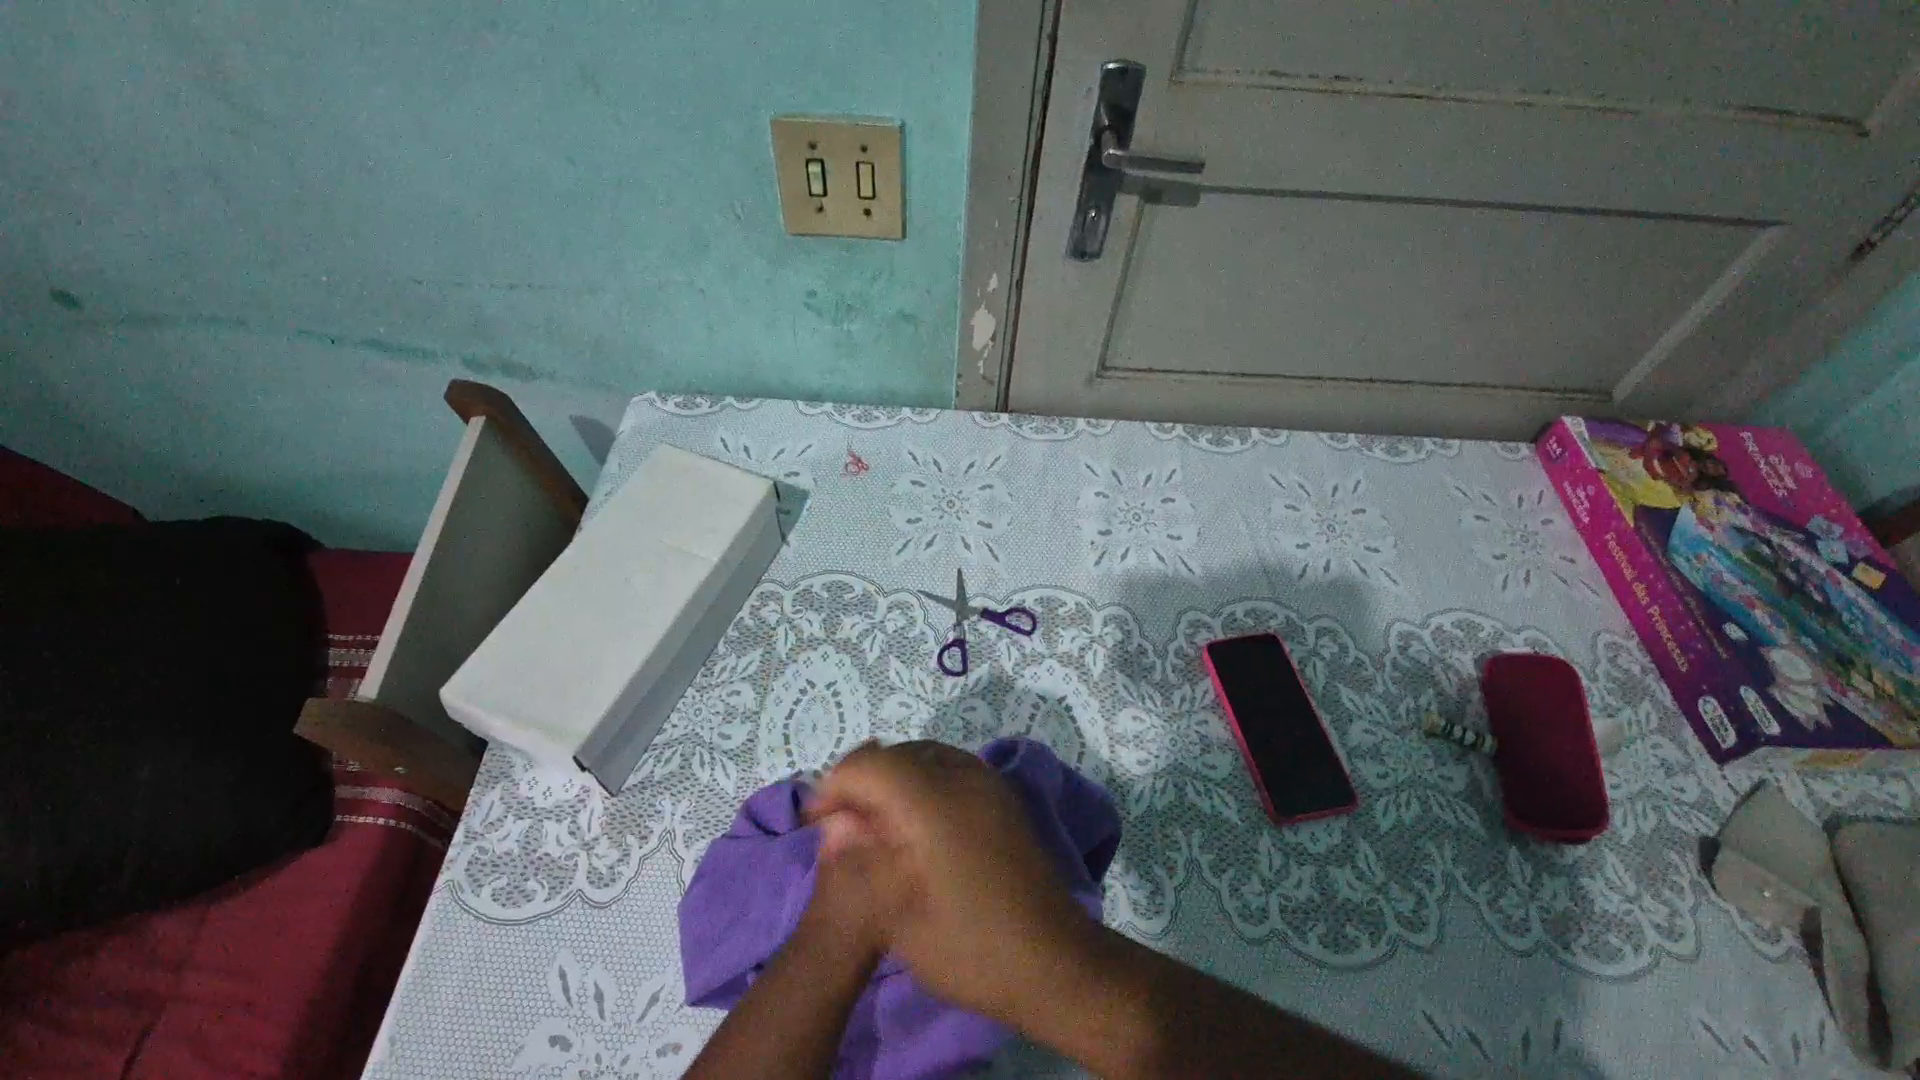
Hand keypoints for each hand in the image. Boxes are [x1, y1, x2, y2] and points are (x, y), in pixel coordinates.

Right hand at [803, 740, 1095, 1021]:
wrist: (1054, 963)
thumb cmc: (970, 947)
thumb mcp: (898, 915)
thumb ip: (862, 860)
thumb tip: (836, 824)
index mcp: (933, 801)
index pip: (868, 765)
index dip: (835, 787)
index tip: (816, 825)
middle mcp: (964, 777)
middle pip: (897, 754)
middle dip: (862, 782)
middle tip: (843, 828)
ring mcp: (990, 785)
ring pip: (926, 756)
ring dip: (893, 780)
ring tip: (876, 827)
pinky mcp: (1004, 800)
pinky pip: (951, 769)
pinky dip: (922, 784)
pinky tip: (915, 828)